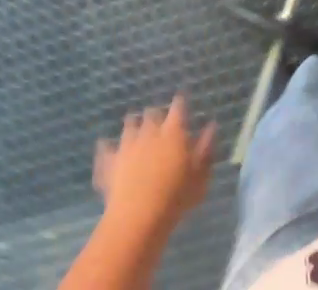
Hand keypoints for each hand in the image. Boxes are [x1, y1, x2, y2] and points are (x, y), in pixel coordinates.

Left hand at [93, 95, 216, 237]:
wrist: (138, 216)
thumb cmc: (176, 197)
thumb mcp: (200, 176)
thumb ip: (206, 149)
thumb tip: (211, 126)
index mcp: (173, 132)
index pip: (178, 108)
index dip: (180, 104)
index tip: (181, 102)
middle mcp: (149, 131)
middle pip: (152, 112)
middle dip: (156, 115)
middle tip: (161, 123)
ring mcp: (127, 143)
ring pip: (129, 124)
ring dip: (134, 126)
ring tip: (136, 131)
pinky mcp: (110, 159)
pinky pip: (106, 147)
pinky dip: (108, 147)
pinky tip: (107, 148)